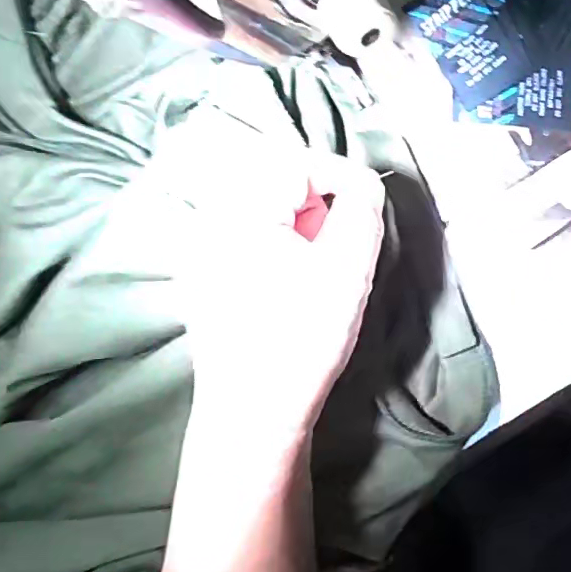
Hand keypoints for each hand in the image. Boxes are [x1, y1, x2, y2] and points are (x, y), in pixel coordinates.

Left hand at [155, 110, 386, 432]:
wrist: (253, 411)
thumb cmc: (302, 339)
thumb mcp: (349, 268)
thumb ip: (363, 209)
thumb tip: (363, 185)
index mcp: (235, 212)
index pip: (295, 160)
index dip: (341, 175)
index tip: (370, 204)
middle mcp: (206, 220)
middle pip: (275, 176)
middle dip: (320, 198)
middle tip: (344, 238)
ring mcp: (199, 248)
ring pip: (264, 205)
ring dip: (304, 220)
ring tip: (322, 262)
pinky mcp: (205, 273)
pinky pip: (250, 233)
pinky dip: (284, 240)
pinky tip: (296, 278)